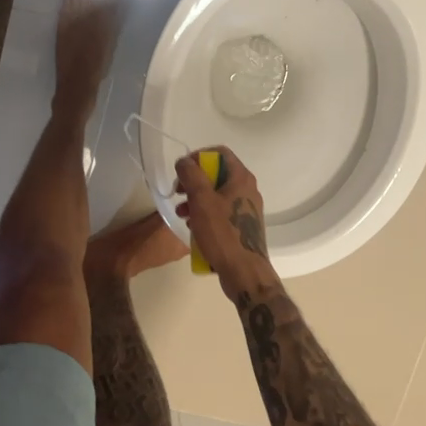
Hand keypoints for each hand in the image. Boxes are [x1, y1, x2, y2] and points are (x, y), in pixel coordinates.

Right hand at [174, 147, 281, 299]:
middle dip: (193, 181)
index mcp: (241, 178)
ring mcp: (246, 209)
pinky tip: (192, 226)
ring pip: (216, 194)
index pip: (220, 153)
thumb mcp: (201, 200)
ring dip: (196, 199)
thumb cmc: (223, 233)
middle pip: (217, 174)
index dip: (198, 157)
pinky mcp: (242, 226)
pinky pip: (220, 211)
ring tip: (181, 213)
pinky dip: (205, 214)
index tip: (182, 171)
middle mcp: (247, 189)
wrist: (244, 272)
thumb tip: (184, 161)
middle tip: (178, 192)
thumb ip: (191, 175)